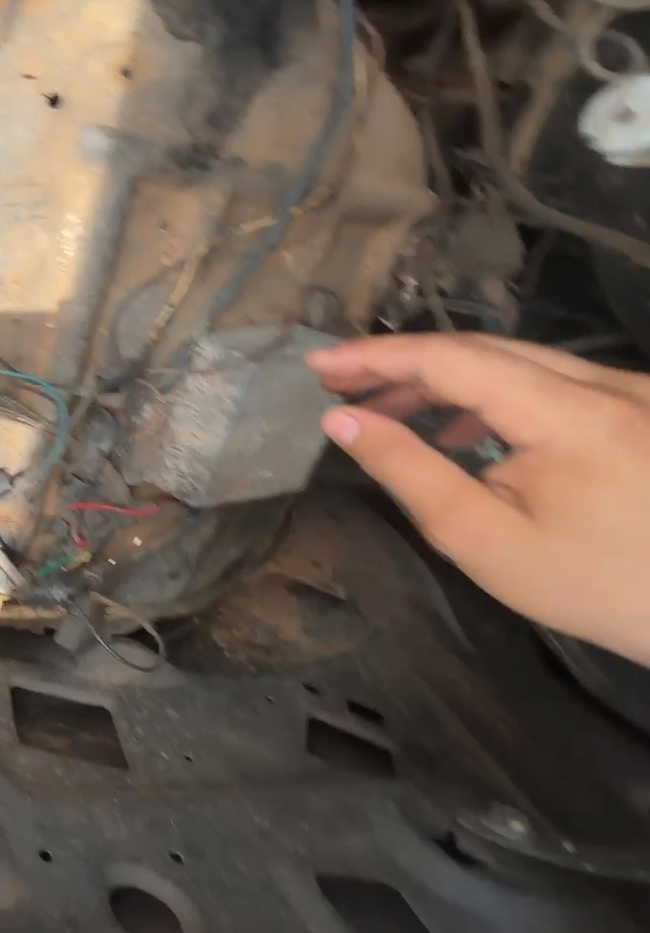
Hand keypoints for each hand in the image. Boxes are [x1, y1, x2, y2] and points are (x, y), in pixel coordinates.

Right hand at [308, 333, 649, 664]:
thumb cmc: (592, 582)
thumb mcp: (476, 534)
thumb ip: (404, 468)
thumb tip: (339, 418)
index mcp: (574, 417)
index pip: (453, 360)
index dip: (377, 355)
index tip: (315, 362)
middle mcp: (616, 387)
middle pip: (484, 350)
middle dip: (400, 361)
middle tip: (335, 380)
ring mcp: (640, 395)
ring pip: (516, 360)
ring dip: (439, 377)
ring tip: (380, 405)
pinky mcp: (646, 410)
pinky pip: (549, 380)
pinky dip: (486, 392)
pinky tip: (456, 426)